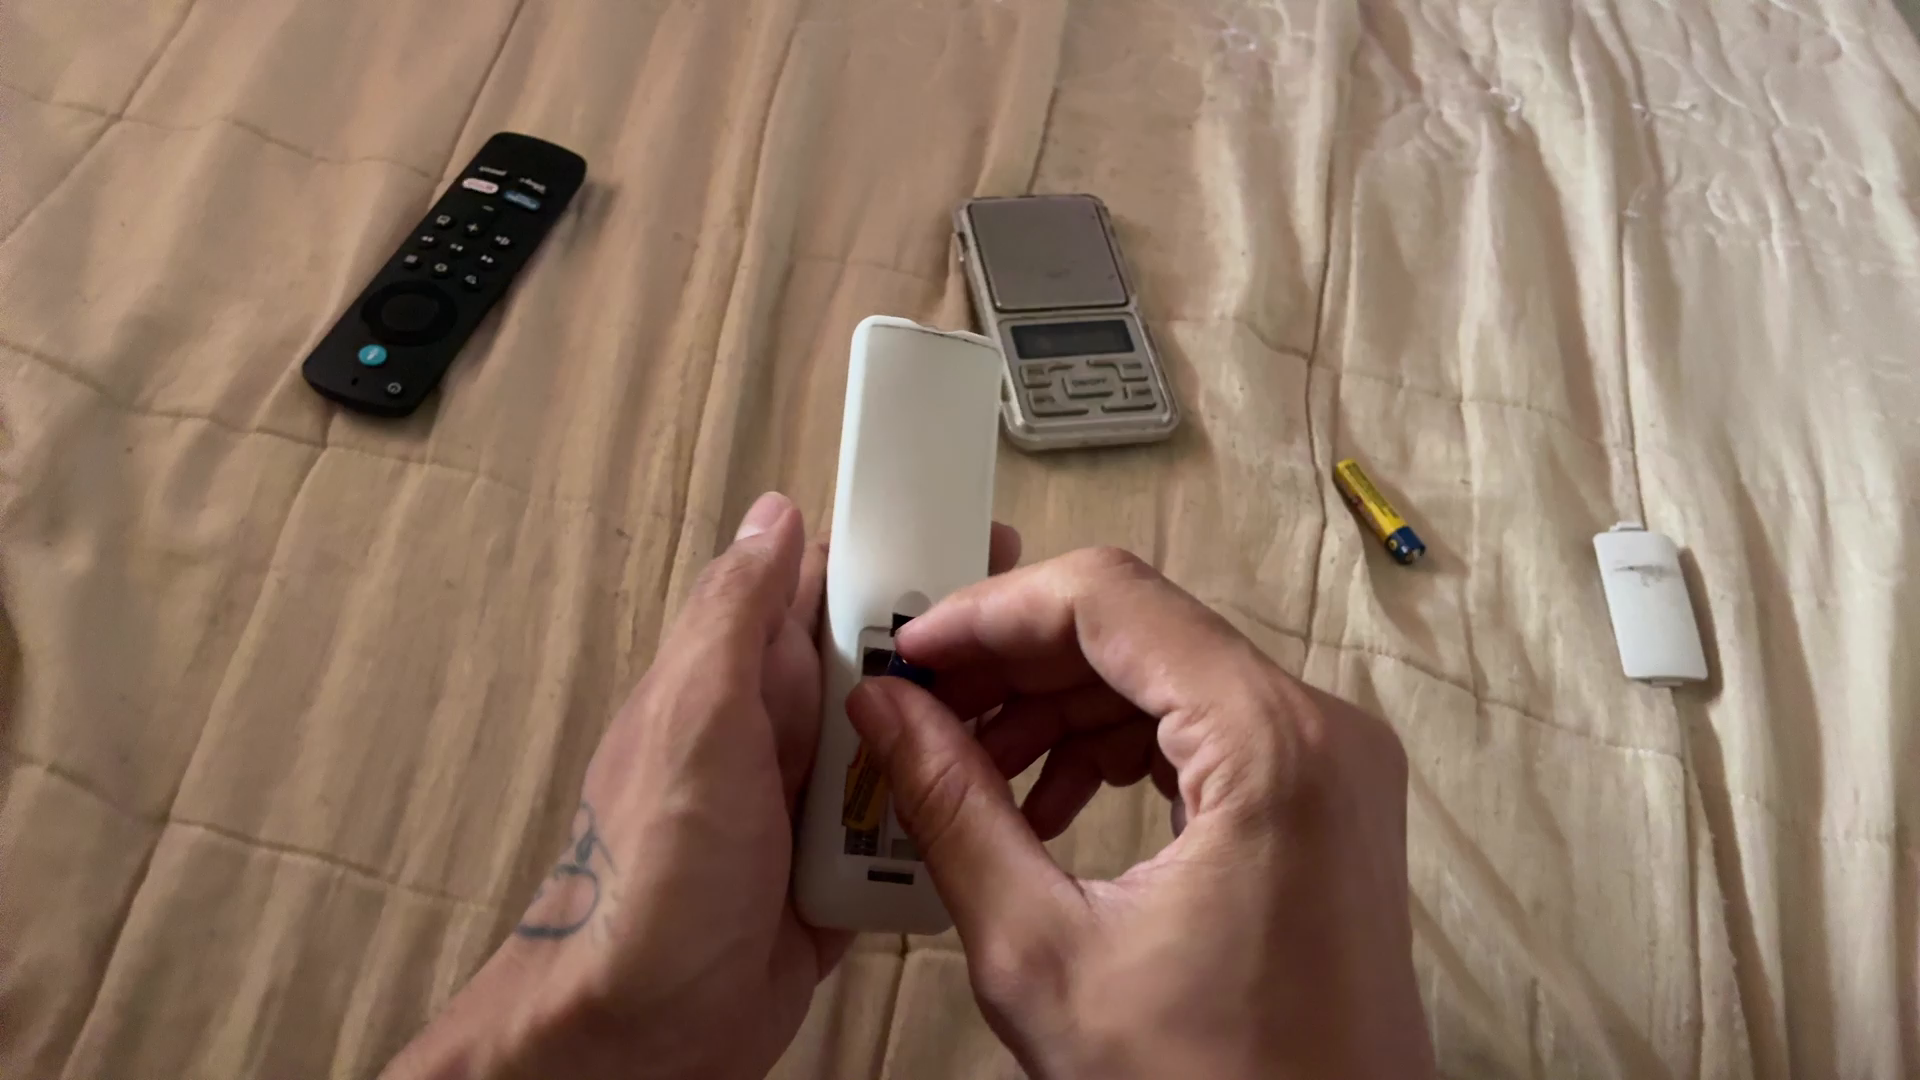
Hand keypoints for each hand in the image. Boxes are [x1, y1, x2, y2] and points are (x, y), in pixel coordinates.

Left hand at [384, 491, 1018, 1079]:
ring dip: (967, 718)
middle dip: (957, 638)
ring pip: (915, 727)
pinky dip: (957, 793)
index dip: (905, 551)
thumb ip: (735, 617)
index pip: (836, 581)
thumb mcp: (695, 723)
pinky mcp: (856, 851)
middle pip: (889, 654)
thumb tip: (776, 508)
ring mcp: (828, 785)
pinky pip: (920, 801)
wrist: (645, 1035)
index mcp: (755, 670)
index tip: (980, 539)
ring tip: (1050, 711)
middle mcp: (796, 717)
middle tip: (1038, 636)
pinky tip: (1015, 789)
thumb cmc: (658, 868)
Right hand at [846, 548, 1433, 1079]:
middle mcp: (1312, 721)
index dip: (992, 610)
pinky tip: (1046, 798)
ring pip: (1153, 666)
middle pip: (1131, 624)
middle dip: (1013, 656)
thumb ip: (950, 805)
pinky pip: (1188, 719)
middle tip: (926, 700)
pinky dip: (1104, 739)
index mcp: (1267, 742)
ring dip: (1052, 702)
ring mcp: (1321, 752)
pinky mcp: (1311, 786)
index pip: (1107, 598)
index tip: (914, 648)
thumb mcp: (1039, 951)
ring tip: (974, 762)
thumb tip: (882, 707)